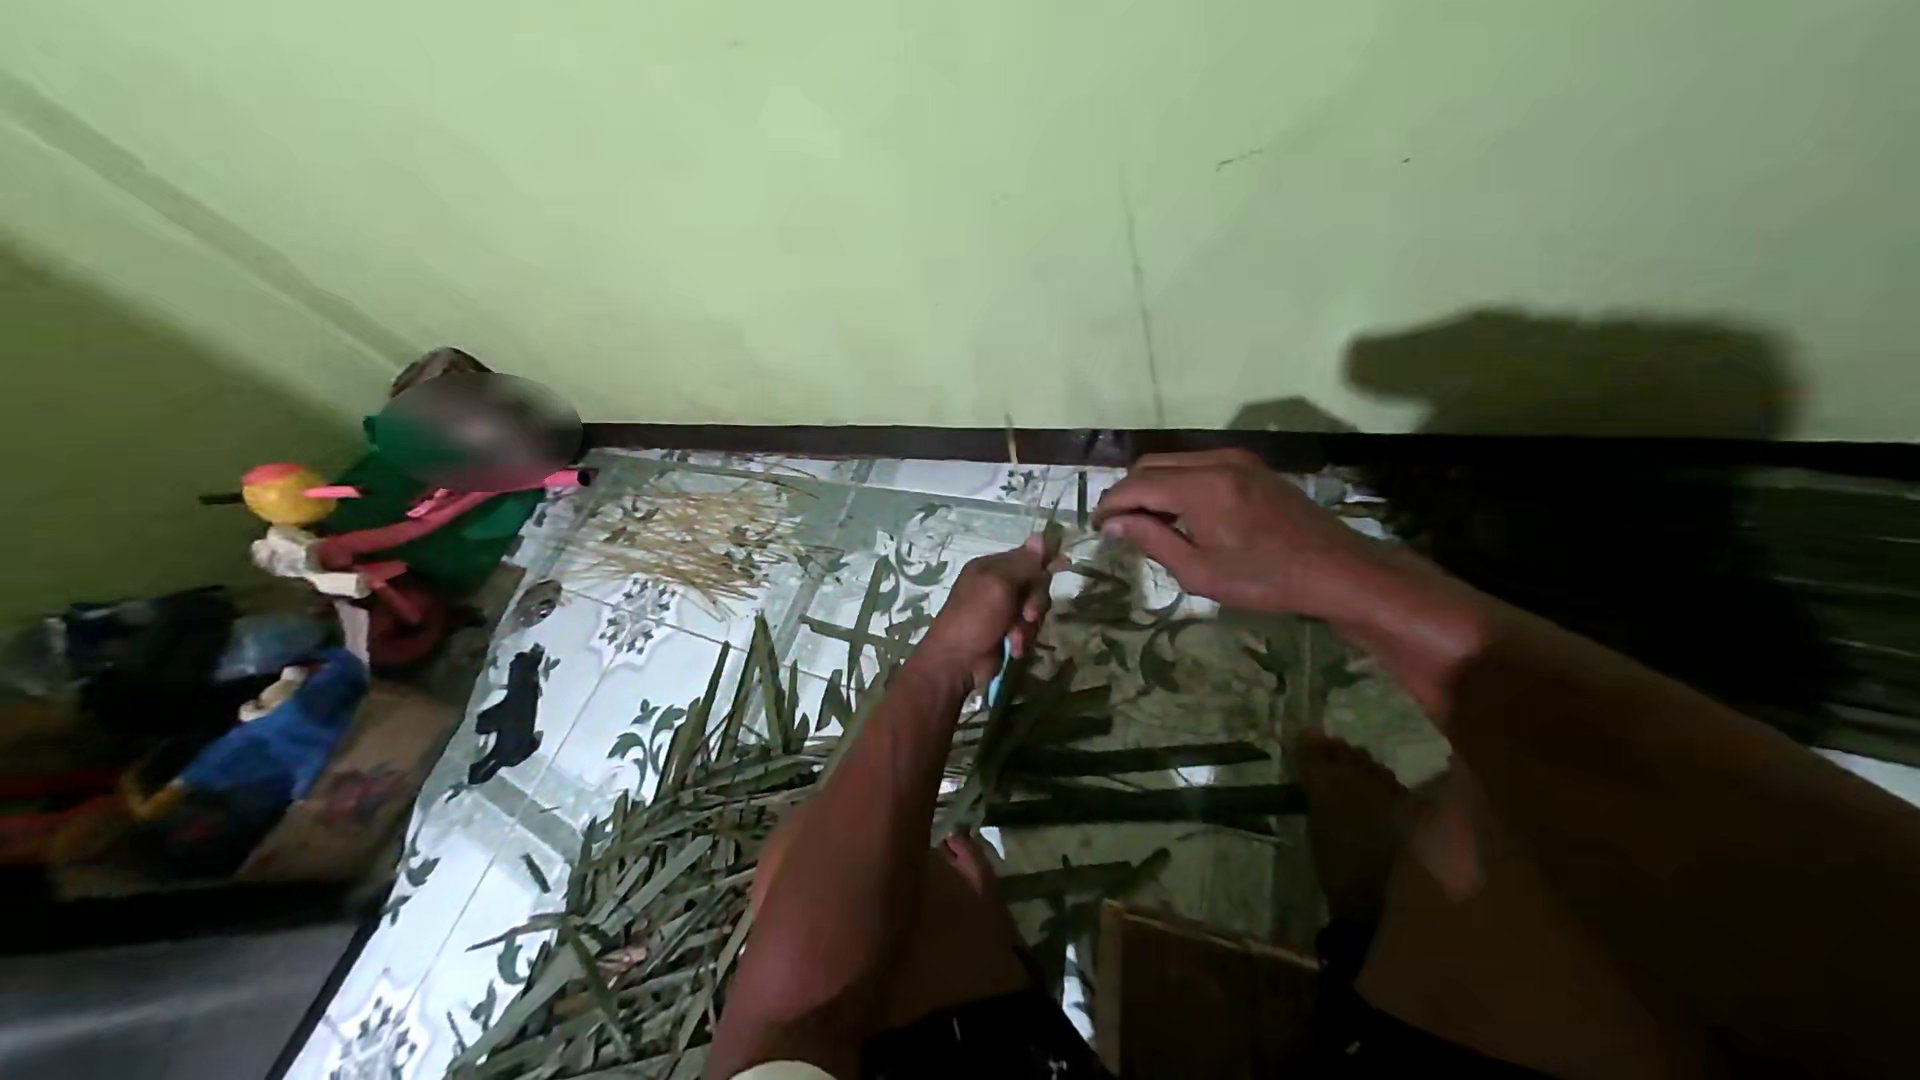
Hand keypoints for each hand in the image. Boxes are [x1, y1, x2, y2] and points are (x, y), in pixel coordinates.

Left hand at [912, 535, 1060, 689]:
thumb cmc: (974, 617)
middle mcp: (998, 585)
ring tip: (1015, 637)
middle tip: (1027, 614)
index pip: (1026, 556)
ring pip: (1035, 608)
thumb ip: (1023, 564)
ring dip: (1028, 625)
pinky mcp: (1008, 631)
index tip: (1065, 564)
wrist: (957, 662)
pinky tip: (1014, 647)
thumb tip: (1041, 536)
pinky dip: (1024, 638)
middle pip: (1035, 583)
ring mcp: (1003, 609)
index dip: (1044, 561)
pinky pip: (1030, 628)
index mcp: (990, 567)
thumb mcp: (999, 585)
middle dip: (1034, 601)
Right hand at [1092, 449, 1384, 617]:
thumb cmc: (1265, 579)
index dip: (1110, 504)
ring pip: (1173, 461)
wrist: (1336, 569)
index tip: (1096, 526)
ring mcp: (1236, 459)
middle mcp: (1216, 461)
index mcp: (1202, 487)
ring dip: (1150, 485)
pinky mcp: (1250, 465)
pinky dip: (1175, 481)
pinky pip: (1197, 464)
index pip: (1137, 484)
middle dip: (1126, 492)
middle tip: (1116, 525)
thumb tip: (1113, 522)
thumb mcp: (1199, 571)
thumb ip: (1152, 539)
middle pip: (1151, 464)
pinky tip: (1178, 511)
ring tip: (1143, 521)